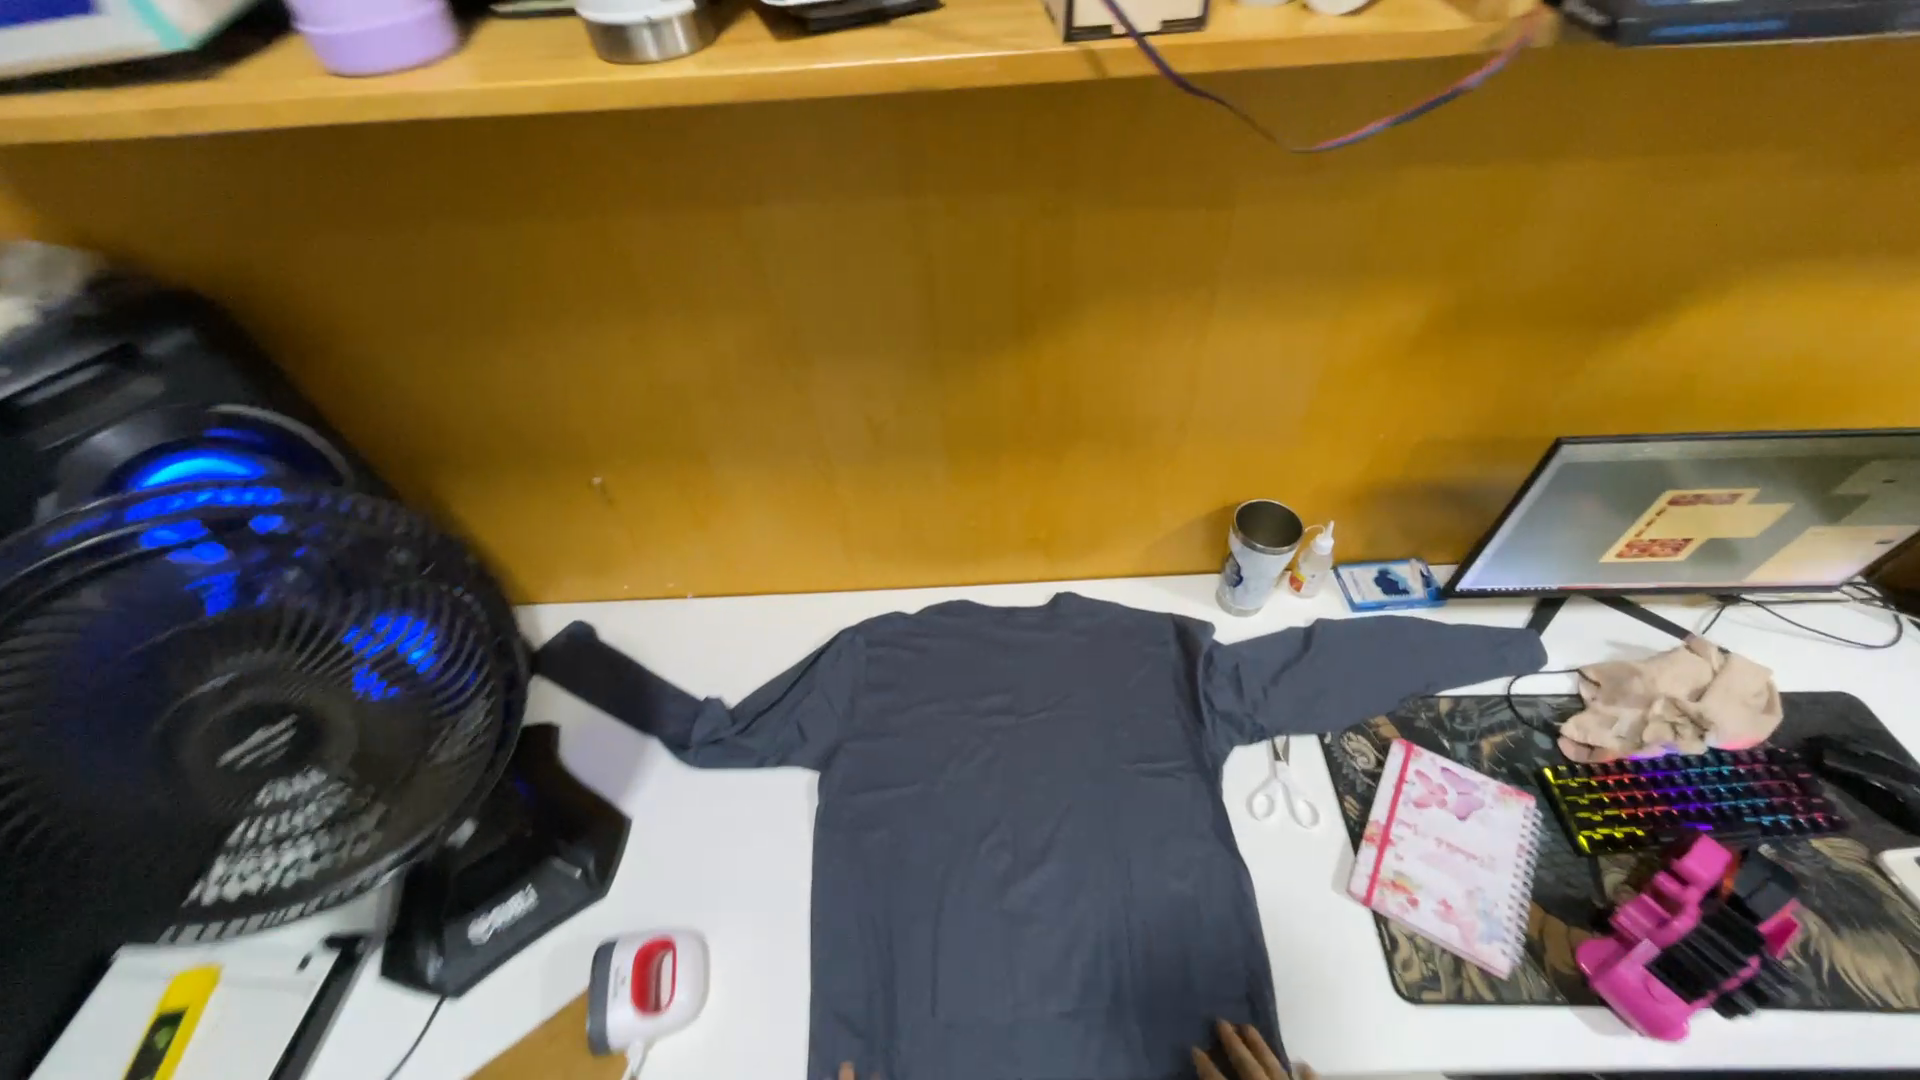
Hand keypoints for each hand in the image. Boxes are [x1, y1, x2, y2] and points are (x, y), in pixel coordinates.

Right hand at [1191, 1019, 1315, 1079]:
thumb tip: (1203, 1056)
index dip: (1205, 1065)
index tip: (1194, 1047)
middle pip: (1247, 1066)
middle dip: (1233, 1044)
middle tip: (1220, 1020)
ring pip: (1274, 1068)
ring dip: (1261, 1048)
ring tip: (1248, 1027)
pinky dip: (1306, 1074)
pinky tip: (1301, 1062)